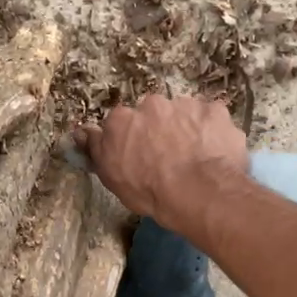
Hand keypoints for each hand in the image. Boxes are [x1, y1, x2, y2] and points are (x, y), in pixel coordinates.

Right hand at [73, 94, 247, 224]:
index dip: (130, 139)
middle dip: (158, 128)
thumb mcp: (111, 175)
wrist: (197, 192)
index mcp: (122, 119)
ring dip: (185, 128)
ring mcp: (185, 104)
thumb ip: (96, 148)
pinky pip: (211, 118)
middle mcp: (151, 104)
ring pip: (182, 113)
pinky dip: (211, 130)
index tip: (138, 155)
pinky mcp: (216, 110)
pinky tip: (213, 151)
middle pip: (152, 113)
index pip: (121, 122)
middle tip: (167, 156)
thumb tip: (80, 131)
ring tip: (193, 156)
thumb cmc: (147, 189)